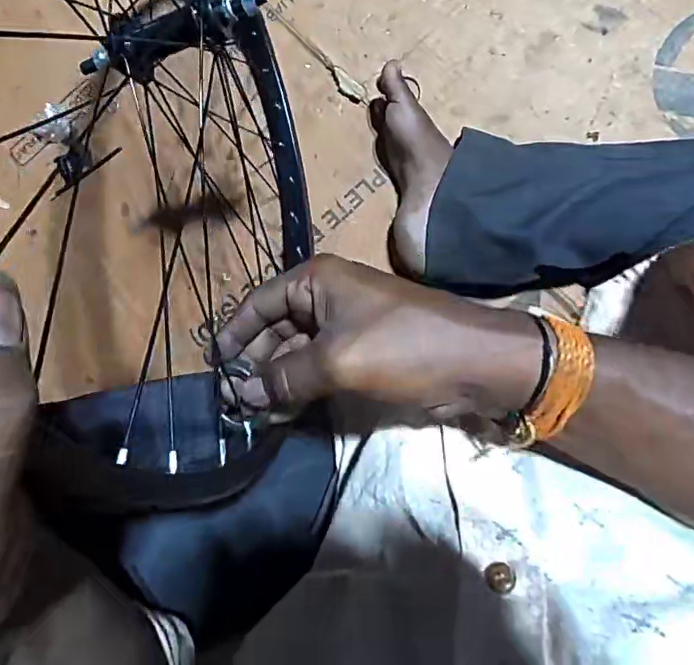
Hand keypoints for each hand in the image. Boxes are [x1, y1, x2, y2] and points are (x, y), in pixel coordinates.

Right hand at [211, 255, 541, 418]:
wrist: (479, 364)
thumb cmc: (403, 346)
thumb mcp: (338, 360)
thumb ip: (287, 376)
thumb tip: (243, 394)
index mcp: (315, 280)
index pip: (259, 303)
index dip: (235, 333)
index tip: (214, 366)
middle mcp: (324, 296)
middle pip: (275, 328)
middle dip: (254, 363)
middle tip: (233, 401)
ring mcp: (343, 324)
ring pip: (294, 351)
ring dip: (274, 379)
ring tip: (252, 413)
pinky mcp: (360, 352)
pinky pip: (317, 366)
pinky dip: (299, 386)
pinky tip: (283, 411)